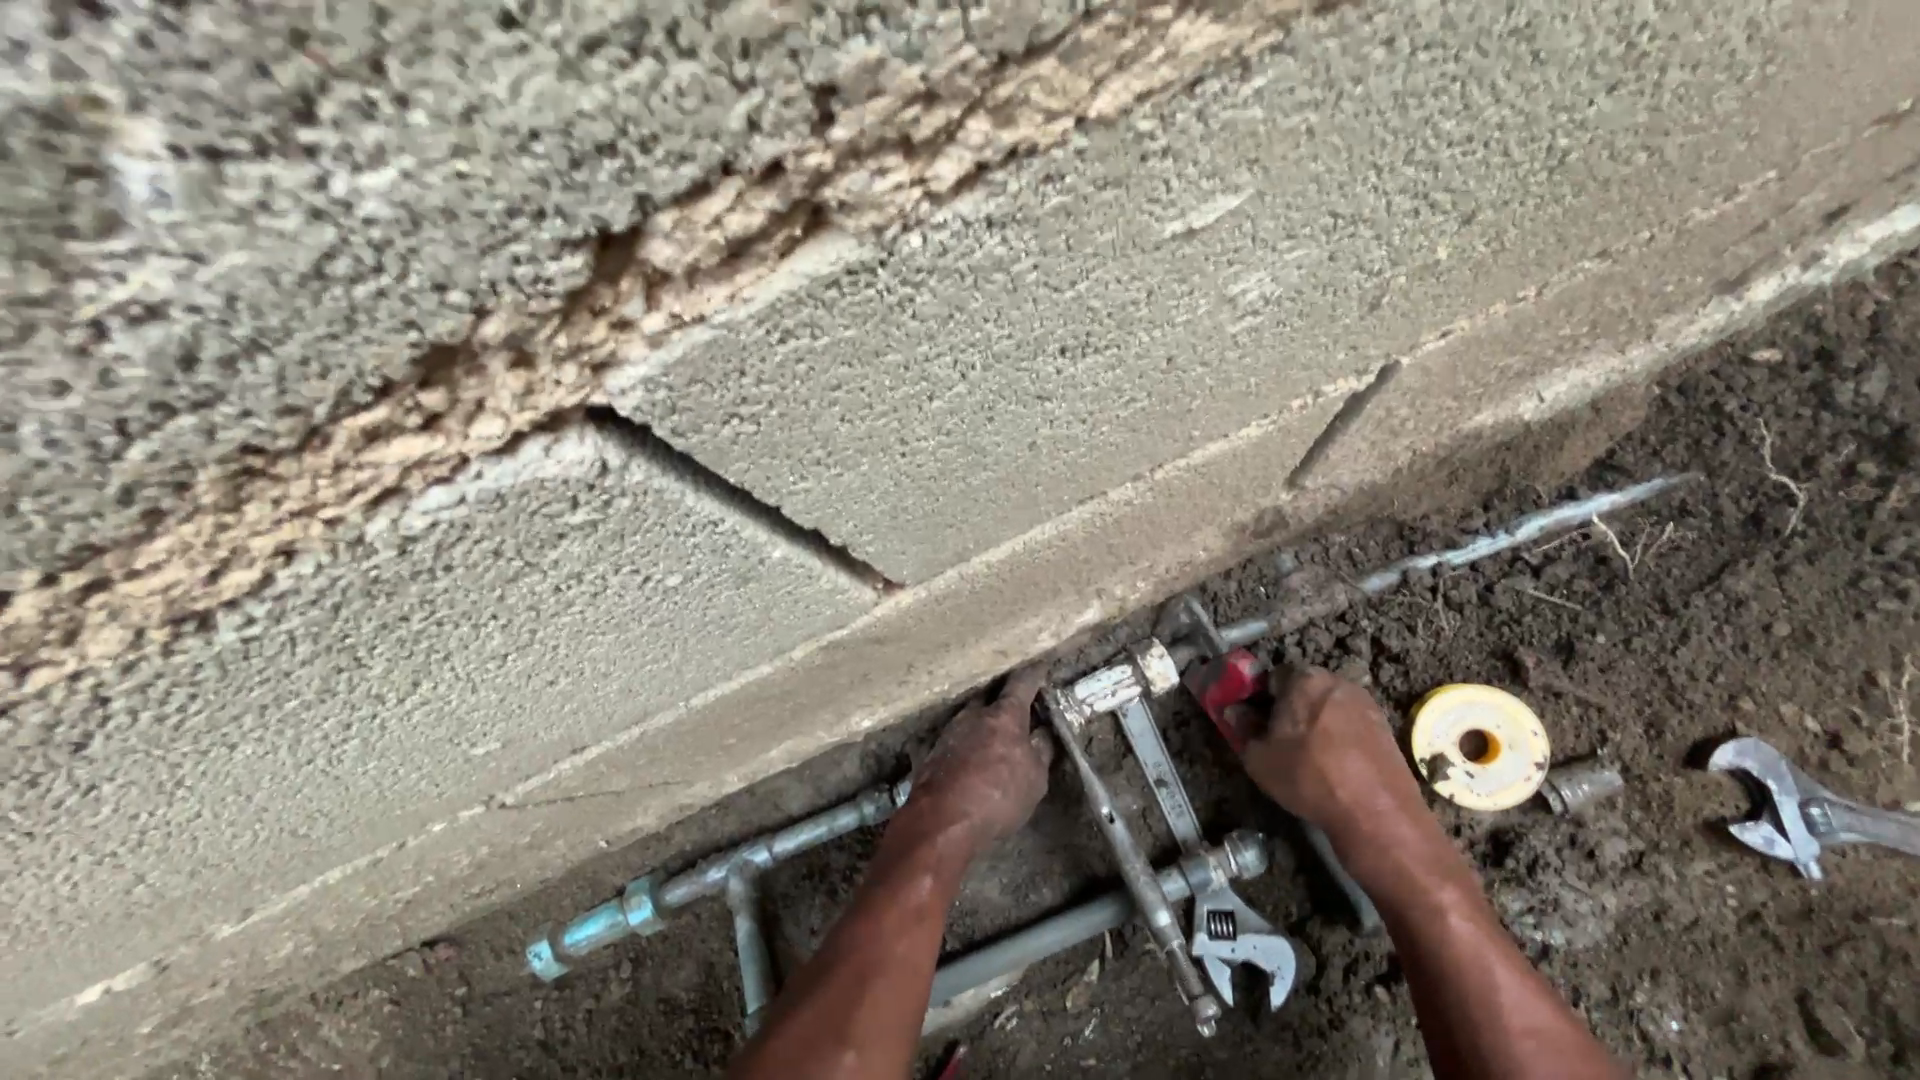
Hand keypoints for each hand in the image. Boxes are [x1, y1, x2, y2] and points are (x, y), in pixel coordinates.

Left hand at [902, 666, 1055, 852]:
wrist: (943, 820)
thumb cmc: (998, 795)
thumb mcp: (1035, 778)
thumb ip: (1040, 751)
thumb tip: (1043, 736)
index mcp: (1004, 715)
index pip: (1021, 684)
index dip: (1033, 674)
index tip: (1040, 668)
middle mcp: (973, 715)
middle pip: (989, 696)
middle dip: (1003, 698)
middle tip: (1017, 705)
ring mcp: (949, 732)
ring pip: (970, 717)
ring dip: (983, 723)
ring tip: (993, 736)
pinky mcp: (932, 753)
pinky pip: (956, 740)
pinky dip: (967, 744)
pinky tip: (972, 760)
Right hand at [1236, 667, 1429, 848]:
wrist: (1376, 812)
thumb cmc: (1309, 776)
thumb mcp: (1259, 758)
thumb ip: (1243, 729)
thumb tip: (1236, 712)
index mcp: (1303, 679)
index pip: (1271, 677)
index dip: (1259, 698)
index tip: (1254, 721)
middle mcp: (1337, 681)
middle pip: (1303, 688)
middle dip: (1290, 707)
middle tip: (1279, 738)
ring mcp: (1366, 703)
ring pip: (1329, 706)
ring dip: (1317, 722)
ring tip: (1309, 755)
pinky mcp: (1386, 727)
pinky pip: (1351, 724)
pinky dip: (1340, 737)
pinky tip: (1335, 764)